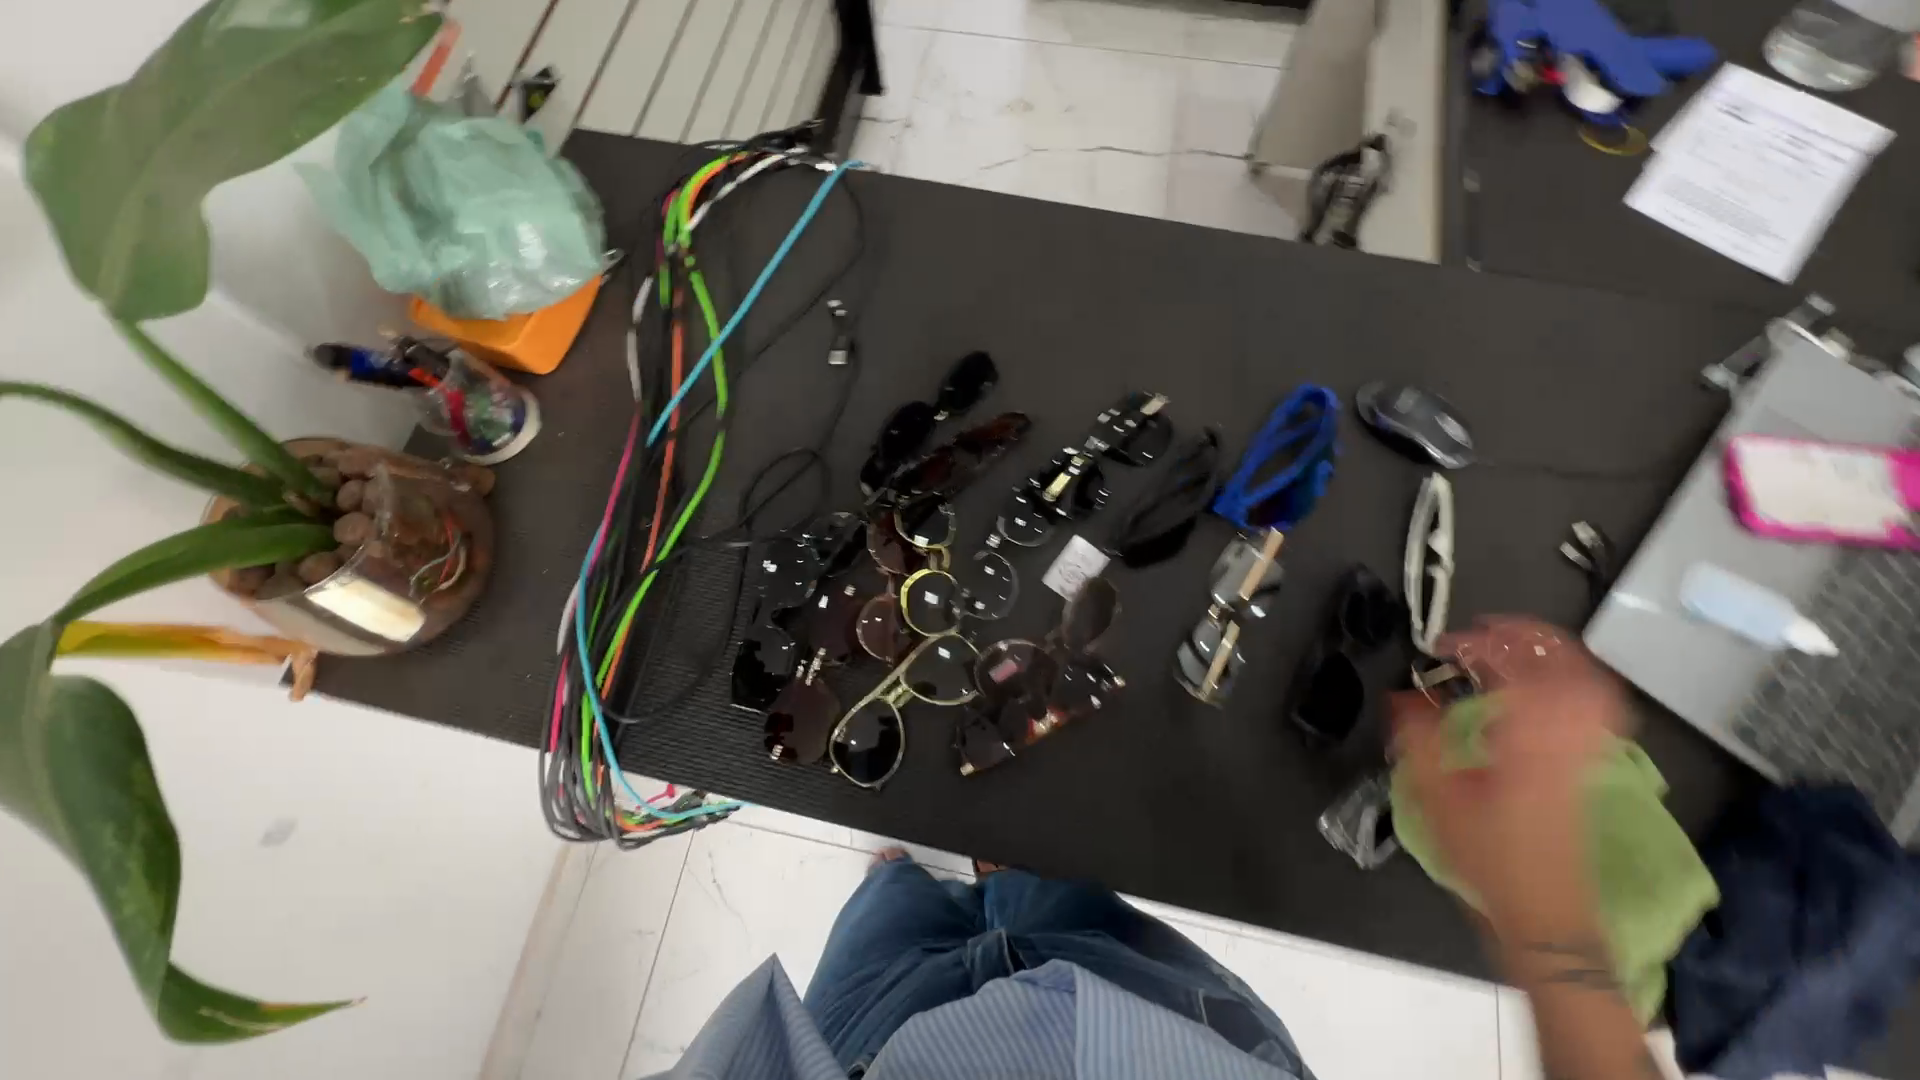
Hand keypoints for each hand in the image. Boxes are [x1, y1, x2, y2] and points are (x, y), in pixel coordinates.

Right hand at [1393, 617, 1630, 932]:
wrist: (1547, 916)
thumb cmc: (1489, 860)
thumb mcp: (1437, 800)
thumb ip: (1417, 741)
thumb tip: (1401, 696)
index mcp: (1529, 743)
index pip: (1520, 672)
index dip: (1486, 644)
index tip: (1450, 643)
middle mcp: (1568, 741)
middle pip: (1570, 668)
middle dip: (1528, 638)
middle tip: (1487, 631)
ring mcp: (1588, 754)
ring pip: (1592, 685)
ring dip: (1554, 657)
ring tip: (1516, 648)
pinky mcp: (1591, 768)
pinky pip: (1597, 710)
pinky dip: (1574, 685)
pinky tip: (1545, 690)